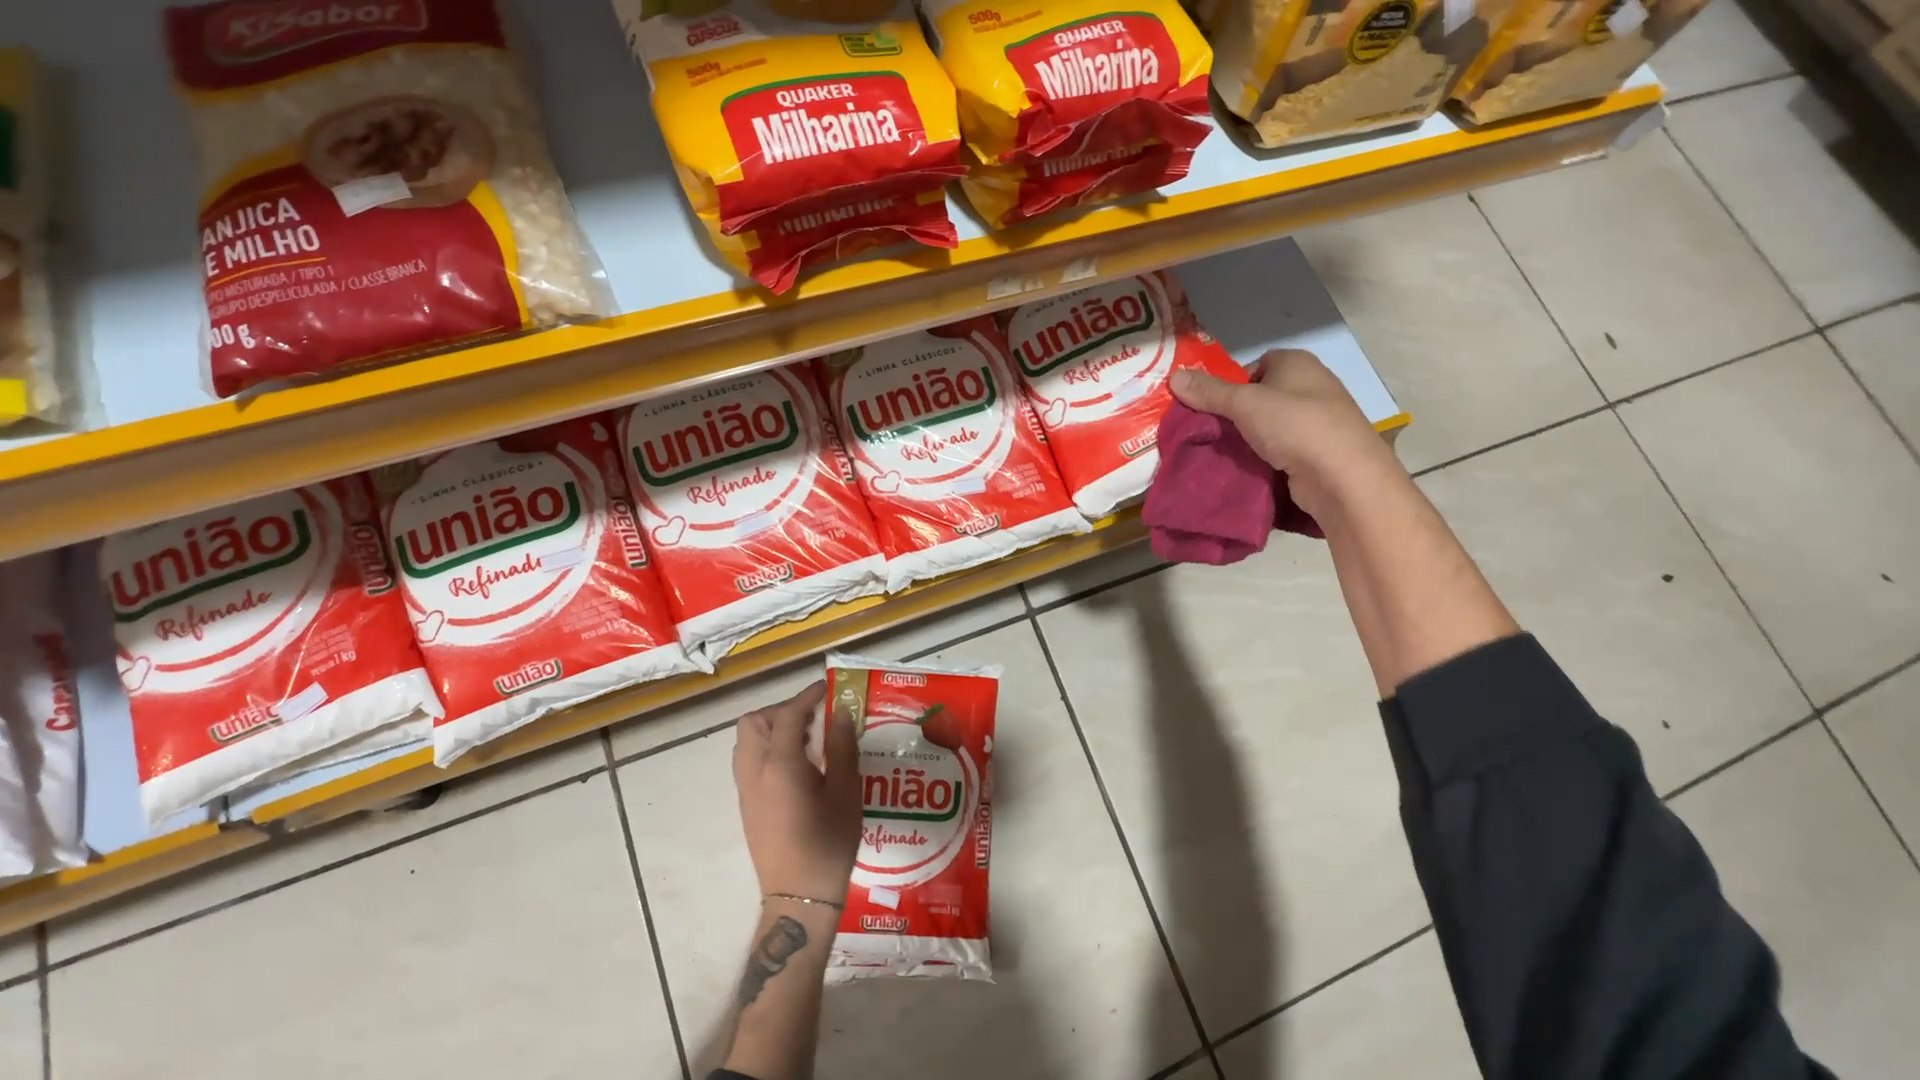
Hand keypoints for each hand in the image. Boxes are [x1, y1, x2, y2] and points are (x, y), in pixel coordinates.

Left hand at [732, 680, 862, 903]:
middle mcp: (755, 772)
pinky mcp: (746, 806)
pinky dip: (768, 750)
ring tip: (807, 740)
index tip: (827, 688)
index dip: (807, 697)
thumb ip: (842, 749)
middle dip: (782, 711)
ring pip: (747, 742)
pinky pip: (749, 761)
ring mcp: (746, 791)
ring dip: (772, 730)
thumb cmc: (829, 845)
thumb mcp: (846, 794)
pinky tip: (798, 767)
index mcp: (781, 766)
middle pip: (755, 723)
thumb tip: (841, 714)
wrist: (799, 897)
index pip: (788, 715)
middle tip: (814, 718)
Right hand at [1170, 348, 1404, 520]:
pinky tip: (1246, 471)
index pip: (1254, 366)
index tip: (1210, 407)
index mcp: (1297, 363)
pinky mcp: (1318, 453)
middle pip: (1260, 398)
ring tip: (1221, 455)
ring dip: (1248, 440)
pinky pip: (1281, 451)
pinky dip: (1264, 459)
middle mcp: (1311, 386)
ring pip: (1269, 427)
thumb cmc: (1295, 426)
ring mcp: (1318, 421)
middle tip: (1208, 434)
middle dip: (1234, 415)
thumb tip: (1174, 376)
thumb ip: (1209, 392)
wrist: (1343, 477)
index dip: (1230, 384)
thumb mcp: (1245, 404)